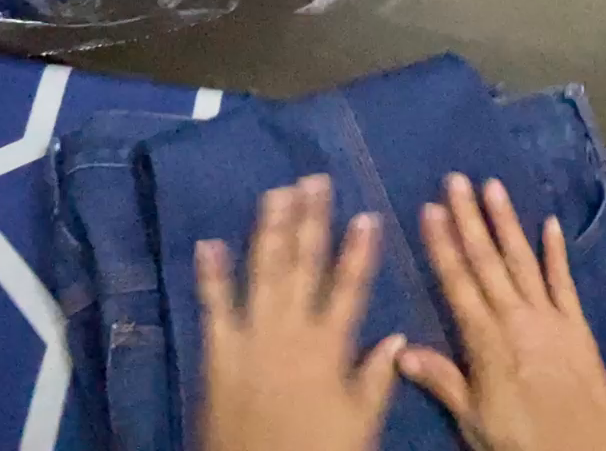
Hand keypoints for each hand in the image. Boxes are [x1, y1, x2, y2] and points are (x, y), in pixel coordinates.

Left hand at [197, 174, 407, 450]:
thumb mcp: (359, 426)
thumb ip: (377, 379)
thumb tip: (397, 336)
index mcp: (329, 346)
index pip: (349, 288)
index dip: (359, 251)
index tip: (367, 214)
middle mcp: (291, 330)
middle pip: (304, 265)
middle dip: (311, 220)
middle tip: (314, 180)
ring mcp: (253, 335)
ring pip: (264, 271)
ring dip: (270, 229)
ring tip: (276, 192)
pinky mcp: (219, 349)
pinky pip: (214, 305)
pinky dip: (211, 274)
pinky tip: (208, 241)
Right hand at [403, 173, 605, 450]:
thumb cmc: (523, 441)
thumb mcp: (475, 420)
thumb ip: (442, 380)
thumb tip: (399, 350)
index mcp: (485, 338)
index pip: (457, 281)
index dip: (442, 243)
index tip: (430, 208)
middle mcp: (514, 316)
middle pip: (486, 260)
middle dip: (468, 218)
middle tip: (456, 179)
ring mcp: (548, 316)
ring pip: (521, 260)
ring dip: (505, 222)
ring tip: (492, 185)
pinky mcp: (576, 325)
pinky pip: (564, 282)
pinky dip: (556, 252)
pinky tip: (549, 222)